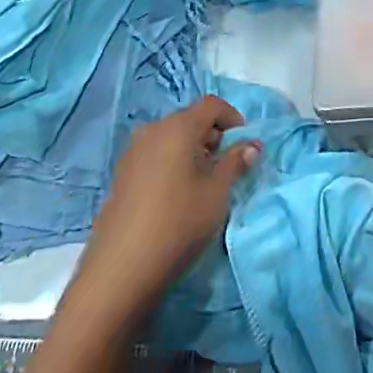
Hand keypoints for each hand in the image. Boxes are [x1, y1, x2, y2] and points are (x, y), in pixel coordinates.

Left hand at [73, 95, 261, 315]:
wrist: (122, 268)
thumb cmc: (179, 222)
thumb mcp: (217, 192)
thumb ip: (236, 162)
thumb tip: (251, 145)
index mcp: (177, 127)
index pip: (211, 105)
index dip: (233, 118)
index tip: (245, 143)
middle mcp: (152, 131)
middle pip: (189, 119)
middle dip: (212, 135)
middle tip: (227, 165)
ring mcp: (132, 153)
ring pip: (170, 138)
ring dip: (192, 150)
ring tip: (204, 182)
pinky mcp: (121, 176)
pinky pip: (154, 155)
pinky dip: (172, 163)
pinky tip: (178, 194)